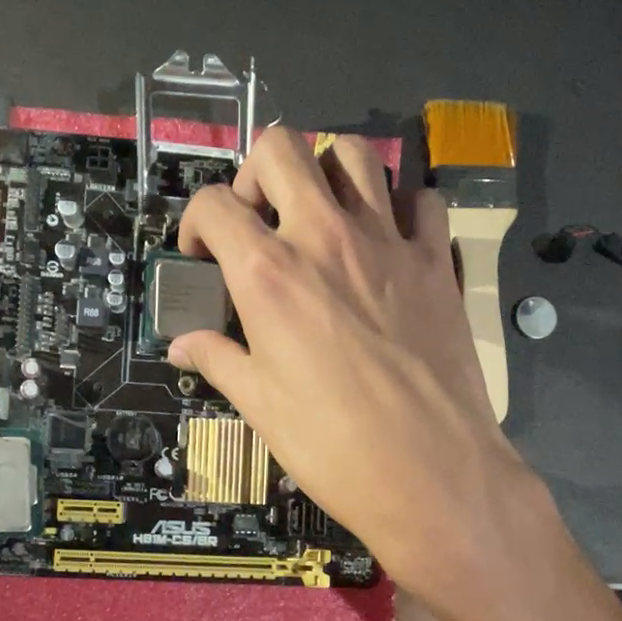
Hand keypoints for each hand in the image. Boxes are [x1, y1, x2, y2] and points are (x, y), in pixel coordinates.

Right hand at [170, 129, 544, 589]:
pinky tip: (392, 242)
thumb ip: (219, 360)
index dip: (195, 222)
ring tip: (323, 216)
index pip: (213, 204)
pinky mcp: (437, 263)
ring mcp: (389, 244)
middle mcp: (325, 238)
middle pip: (282, 148)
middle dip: (256, 173)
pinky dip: (404, 208)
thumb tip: (183, 344)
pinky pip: (423, 202)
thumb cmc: (333, 447)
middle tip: (260, 220)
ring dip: (329, 172)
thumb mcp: (261, 407)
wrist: (429, 472)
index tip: (203, 255)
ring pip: (356, 156)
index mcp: (269, 275)